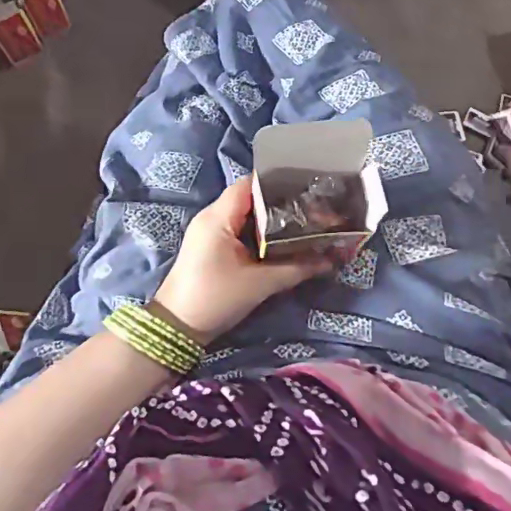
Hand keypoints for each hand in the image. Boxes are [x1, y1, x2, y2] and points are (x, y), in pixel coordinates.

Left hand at [154, 178, 331, 340]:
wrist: (178, 327)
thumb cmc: (216, 298)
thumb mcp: (260, 283)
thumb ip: (297, 268)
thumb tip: (332, 260)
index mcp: (218, 217)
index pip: (251, 184)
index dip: (279, 183)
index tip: (308, 188)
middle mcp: (212, 217)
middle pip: (250, 198)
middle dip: (281, 203)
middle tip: (313, 208)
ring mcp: (209, 232)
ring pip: (246, 215)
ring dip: (271, 219)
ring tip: (304, 223)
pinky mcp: (211, 247)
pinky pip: (238, 230)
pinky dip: (259, 233)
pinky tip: (282, 242)